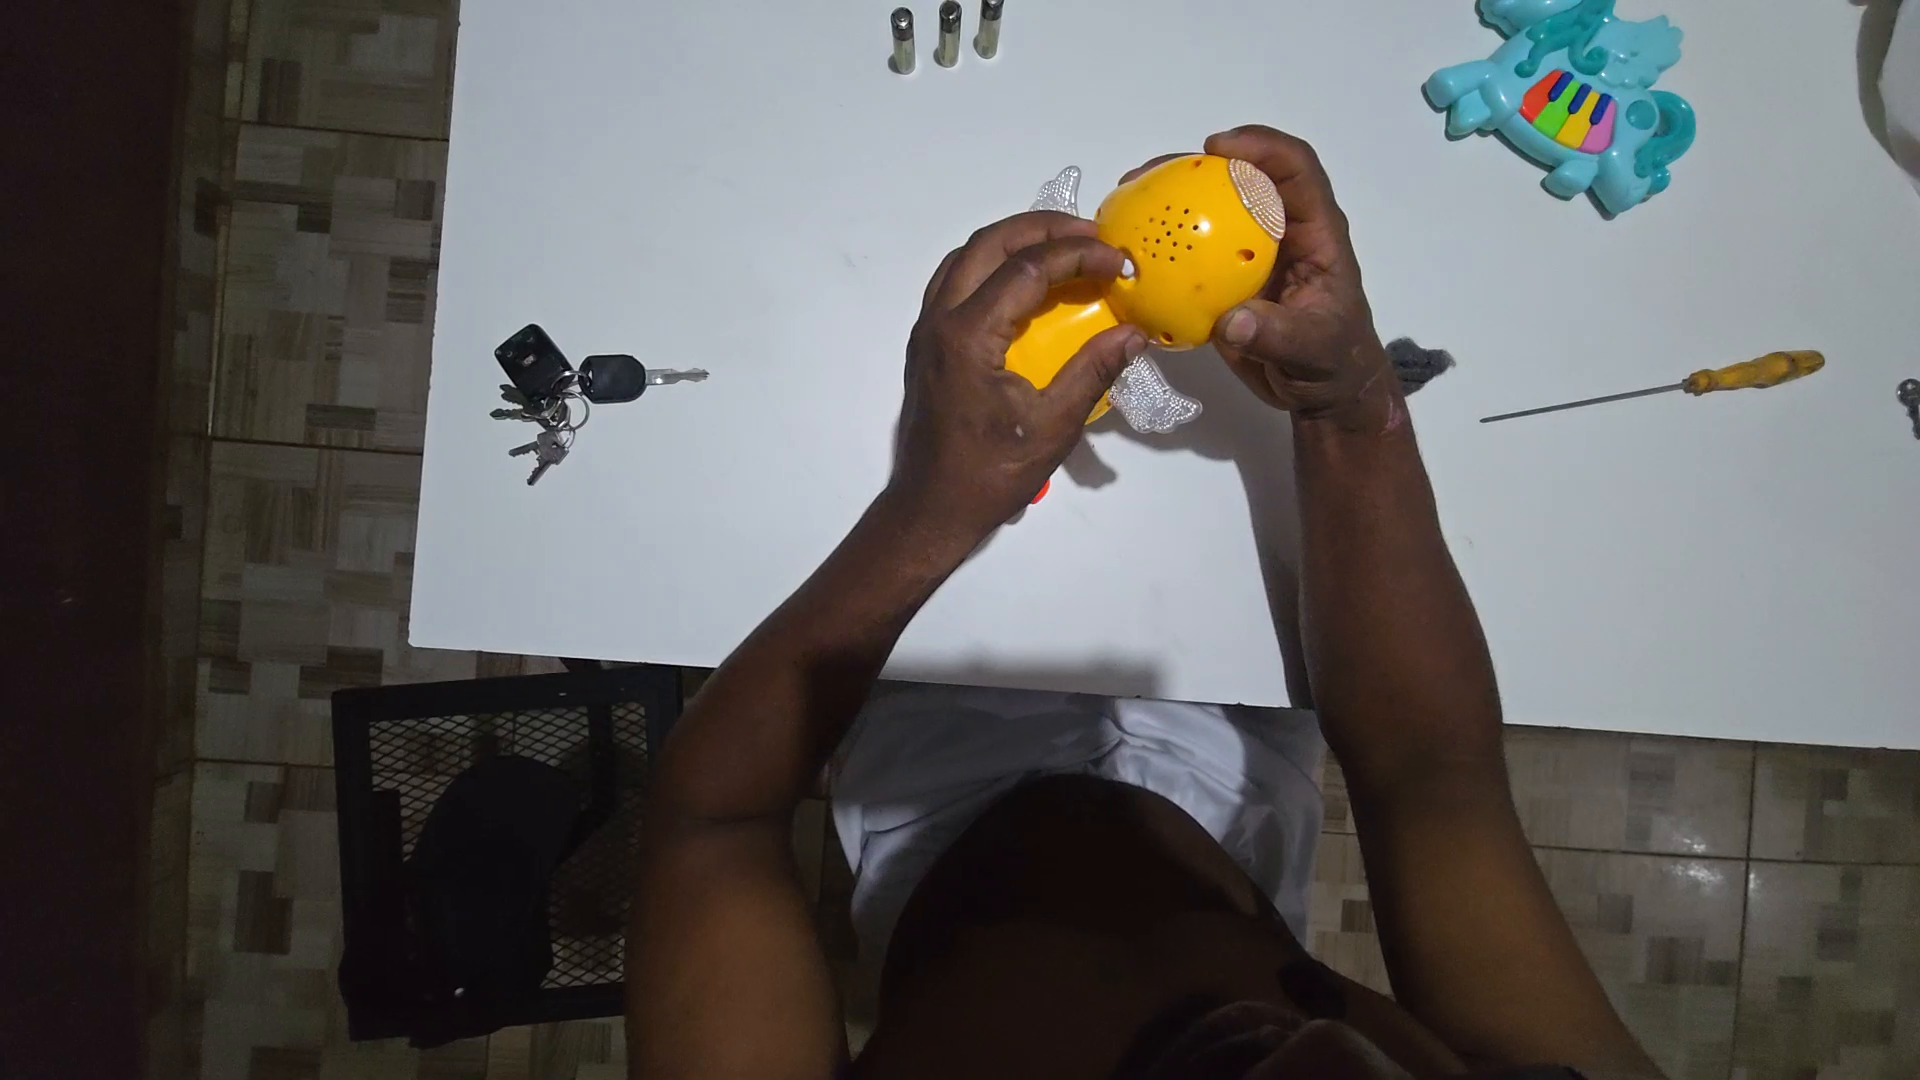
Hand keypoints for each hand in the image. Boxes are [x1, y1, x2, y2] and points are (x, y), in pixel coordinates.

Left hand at [889, 211, 1144, 541]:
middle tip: (1092, 234)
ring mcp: (926, 332)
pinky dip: (991, 268)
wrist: (931, 508)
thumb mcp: (1051, 427)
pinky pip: (955, 283)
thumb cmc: (990, 475)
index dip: (1079, 254)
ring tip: (1061, 248)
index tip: (1120, 262)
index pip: (1027, 268)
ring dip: (1013, 242)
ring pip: (966, 258)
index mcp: (968, 337)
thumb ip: (1092, 372)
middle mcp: (939, 321)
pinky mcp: (926, 346)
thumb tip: (1133, 333)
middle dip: (1043, 228)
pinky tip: (1023, 286)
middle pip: (989, 244)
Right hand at [1130, 127, 1395, 429]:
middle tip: (1148, 175)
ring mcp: (1246, 261)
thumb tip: (1231, 321)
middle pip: (1240, 183)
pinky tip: (1128, 257)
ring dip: (1168, 207)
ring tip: (1125, 205)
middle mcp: (1278, 236)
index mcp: (1313, 234)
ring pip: (1208, 218)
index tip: (1217, 149)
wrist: (1319, 392)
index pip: (1294, 172)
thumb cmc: (1332, 362)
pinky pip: (1188, 263)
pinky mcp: (1222, 288)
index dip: (1261, 149)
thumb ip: (1275, 334)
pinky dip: (1159, 256)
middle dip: (1195, 170)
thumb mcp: (1313, 349)